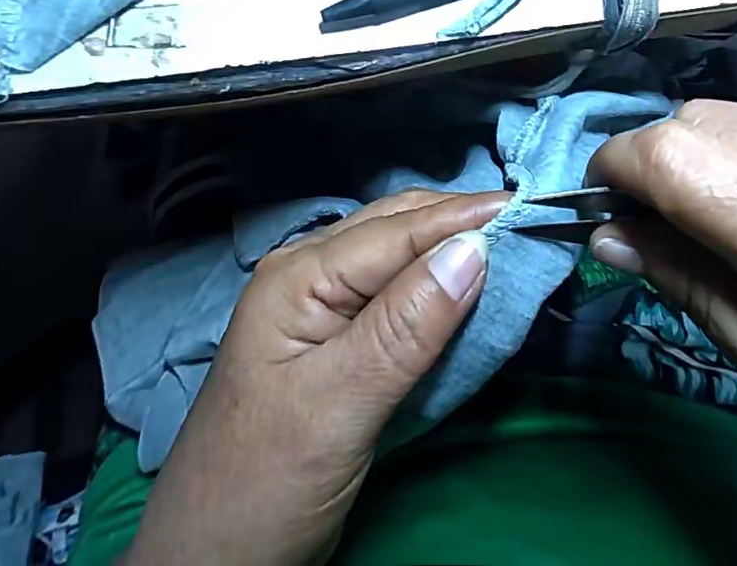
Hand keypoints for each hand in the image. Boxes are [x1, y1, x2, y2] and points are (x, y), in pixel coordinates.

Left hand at [127, 191, 503, 565]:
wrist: (208, 551)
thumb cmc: (262, 479)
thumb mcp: (336, 406)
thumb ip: (403, 327)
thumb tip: (472, 250)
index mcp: (299, 275)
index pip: (394, 233)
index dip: (461, 217)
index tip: (527, 205)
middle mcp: (306, 274)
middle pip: (391, 231)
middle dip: (455, 219)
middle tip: (525, 217)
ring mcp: (316, 305)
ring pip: (391, 256)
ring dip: (444, 243)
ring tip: (503, 237)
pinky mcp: (331, 339)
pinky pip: (389, 292)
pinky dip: (430, 281)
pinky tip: (457, 281)